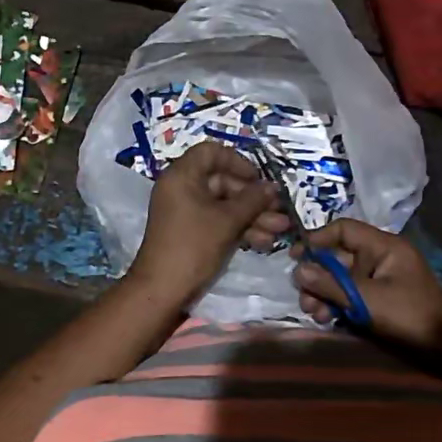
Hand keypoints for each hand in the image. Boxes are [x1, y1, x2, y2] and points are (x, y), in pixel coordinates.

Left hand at [130, 142, 289, 301]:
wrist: (162, 289)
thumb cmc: (193, 246)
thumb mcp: (227, 221)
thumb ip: (252, 200)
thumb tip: (272, 187)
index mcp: (182, 176)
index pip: (211, 152)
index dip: (237, 162)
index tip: (259, 179)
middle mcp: (181, 188)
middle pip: (222, 180)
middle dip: (253, 197)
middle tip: (280, 211)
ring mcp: (185, 211)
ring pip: (223, 204)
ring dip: (252, 216)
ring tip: (279, 230)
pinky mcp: (190, 231)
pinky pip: (217, 221)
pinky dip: (239, 228)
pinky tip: (263, 242)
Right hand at [289, 218, 441, 341]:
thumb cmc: (409, 315)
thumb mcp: (366, 299)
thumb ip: (330, 284)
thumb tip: (298, 270)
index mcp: (385, 247)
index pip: (343, 230)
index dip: (318, 240)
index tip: (297, 257)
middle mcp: (380, 258)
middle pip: (337, 257)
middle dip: (317, 276)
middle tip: (303, 295)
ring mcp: (379, 279)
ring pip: (339, 278)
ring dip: (322, 293)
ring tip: (313, 312)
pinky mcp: (377, 299)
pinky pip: (349, 293)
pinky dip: (335, 303)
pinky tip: (325, 318)